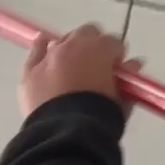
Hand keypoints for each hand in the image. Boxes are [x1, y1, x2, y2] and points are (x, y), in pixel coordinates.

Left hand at [19, 24, 138, 117]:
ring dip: (71, 50)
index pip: (115, 42)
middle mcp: (74, 44)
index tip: (118, 70)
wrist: (66, 132)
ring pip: (63, 40)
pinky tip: (46, 52)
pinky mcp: (31, 70)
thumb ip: (127, 78)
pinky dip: (42, 50)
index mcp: (100, 48)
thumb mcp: (122, 97)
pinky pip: (36, 50)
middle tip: (97, 66)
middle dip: (94, 45)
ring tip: (72, 69)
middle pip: (88, 33)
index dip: (117, 56)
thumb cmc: (100, 113)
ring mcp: (50, 55)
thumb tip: (133, 65)